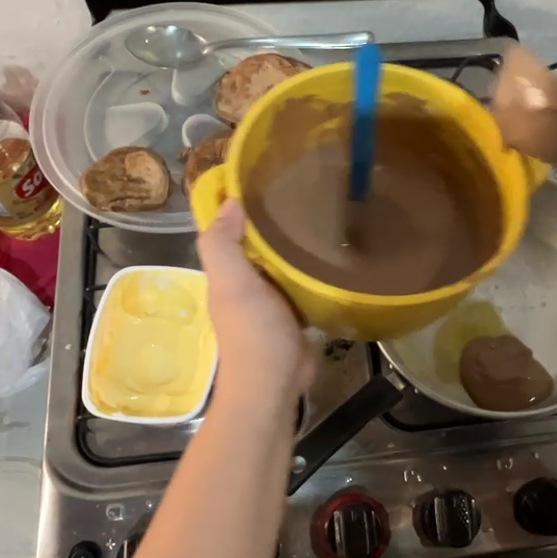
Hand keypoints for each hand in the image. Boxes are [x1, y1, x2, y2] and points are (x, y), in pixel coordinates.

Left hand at [197, 199, 315, 403]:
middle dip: (273, 219)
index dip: (239, 203)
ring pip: (282, 262)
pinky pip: (302, 282)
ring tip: (324, 213)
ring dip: (295, 244)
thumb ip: (223, 244)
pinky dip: (312, 268)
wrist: (273, 383)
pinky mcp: (296, 313)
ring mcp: (272, 299)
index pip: (229, 228)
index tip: (264, 174)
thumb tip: (230, 200)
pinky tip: (333, 253)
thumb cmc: (253, 331)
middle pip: (258, 243)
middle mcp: (247, 282)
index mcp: (228, 271)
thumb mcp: (232, 283)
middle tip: (305, 188)